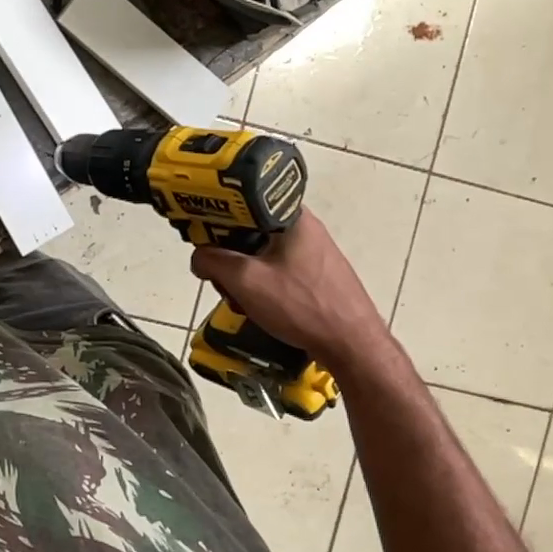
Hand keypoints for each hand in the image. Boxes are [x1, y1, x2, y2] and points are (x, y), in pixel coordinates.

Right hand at [189, 208, 388, 372]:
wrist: (353, 347)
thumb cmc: (300, 305)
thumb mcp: (244, 280)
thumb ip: (211, 261)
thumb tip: (199, 258)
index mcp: (291, 216)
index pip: (242, 204)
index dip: (217, 221)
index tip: (203, 242)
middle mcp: (305, 228)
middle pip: (249, 233)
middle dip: (230, 259)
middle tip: (225, 283)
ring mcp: (315, 253)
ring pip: (262, 255)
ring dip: (245, 277)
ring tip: (243, 302)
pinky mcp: (318, 276)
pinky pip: (278, 271)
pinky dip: (264, 287)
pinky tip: (262, 308)